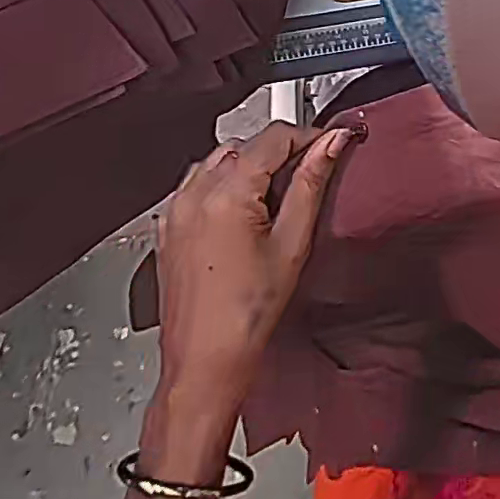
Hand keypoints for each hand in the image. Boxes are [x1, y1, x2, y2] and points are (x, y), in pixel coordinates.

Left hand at [154, 121, 353, 408]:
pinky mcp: (168, 226)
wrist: (205, 362)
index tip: (328, 143)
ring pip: (219, 159)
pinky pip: (197, 183)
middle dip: (280, 151)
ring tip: (276, 196)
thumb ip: (311, 183)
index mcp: (226, 194)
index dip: (307, 136)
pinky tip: (244, 211)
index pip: (273, 137)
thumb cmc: (246, 314)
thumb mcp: (293, 242)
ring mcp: (176, 210)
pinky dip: (224, 183)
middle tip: (308, 173)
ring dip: (250, 165)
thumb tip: (331, 145)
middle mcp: (194, 195)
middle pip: (245, 144)